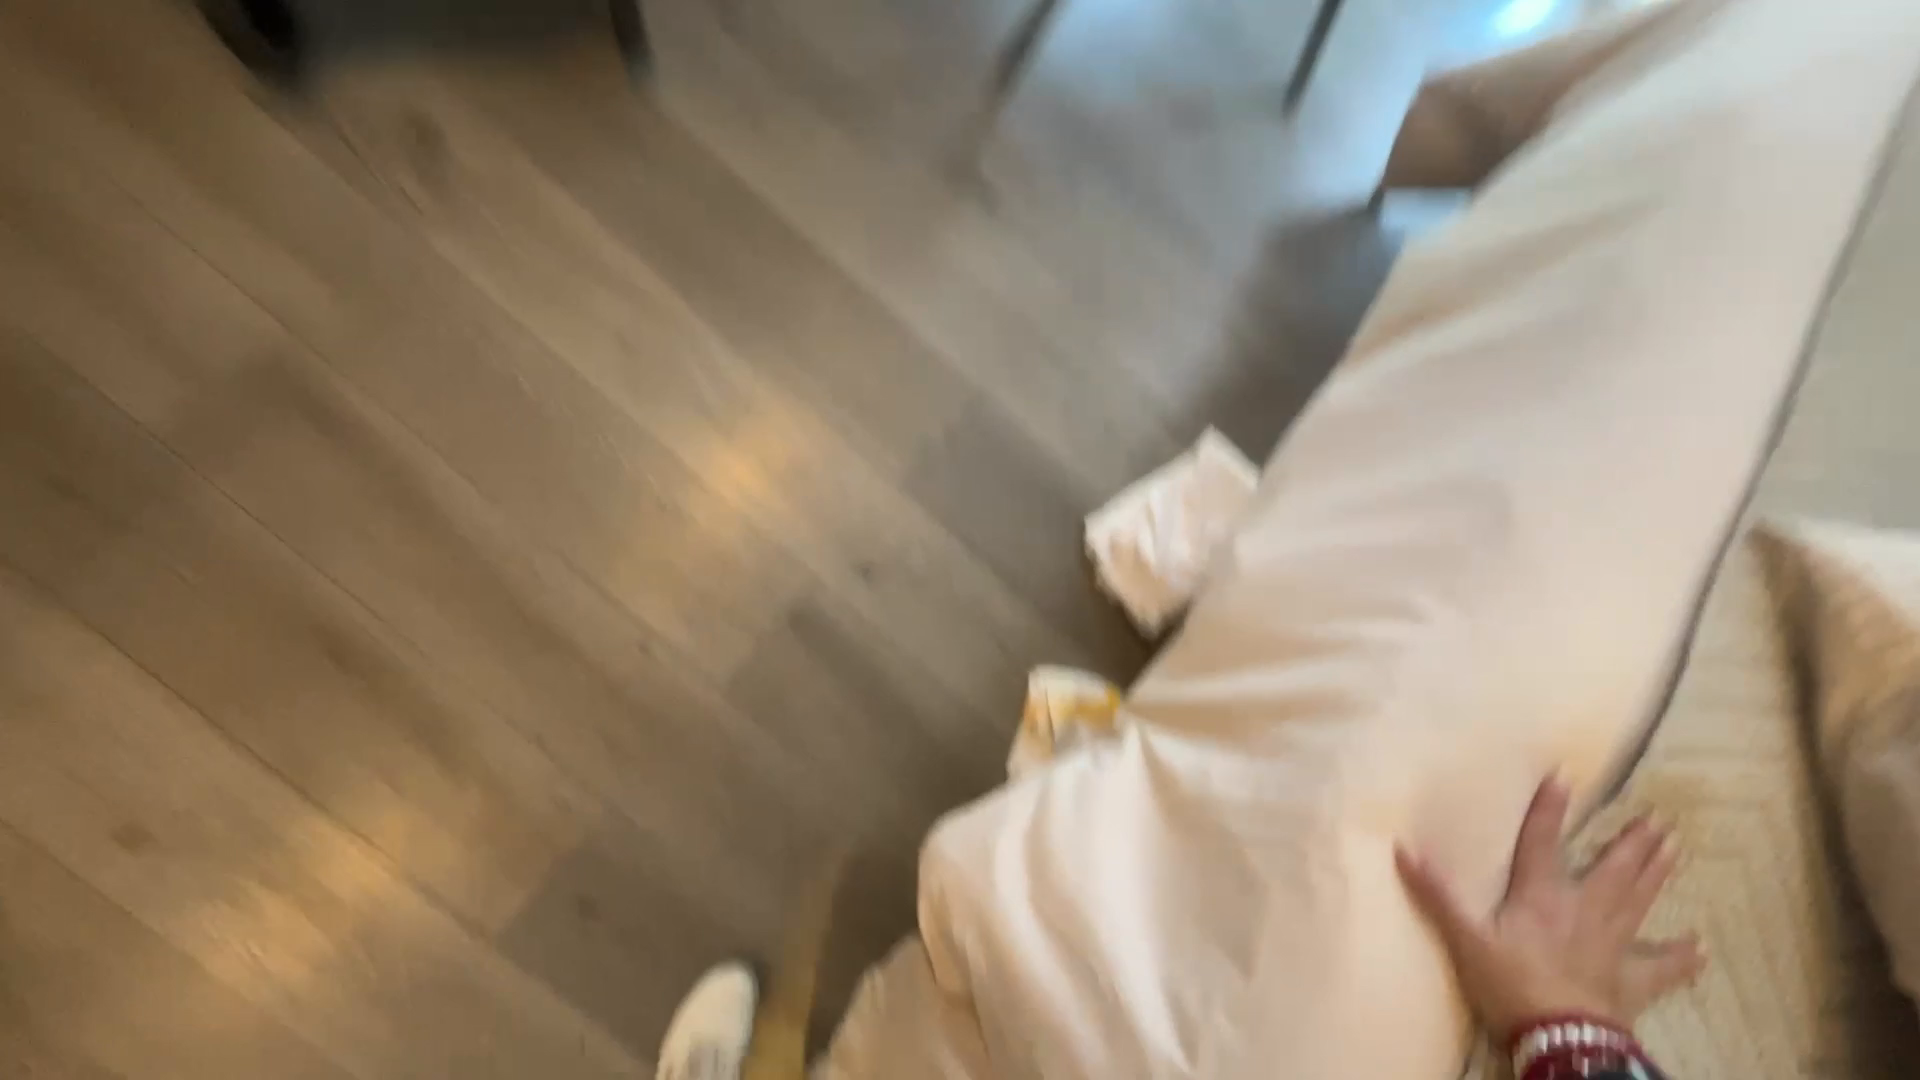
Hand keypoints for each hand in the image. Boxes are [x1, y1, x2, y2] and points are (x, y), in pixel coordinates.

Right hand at [1395, 777, 1706, 1039]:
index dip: (1550, 809)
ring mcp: (1614, 945)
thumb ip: (1436, 893)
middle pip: (1613, 870)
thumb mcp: (1463, 937)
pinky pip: (1664, 966)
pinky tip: (1701, 946)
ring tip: (1675, 849)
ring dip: (1658, 875)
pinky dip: (1682, 955)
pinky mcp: (1632, 981)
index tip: (1564, 776)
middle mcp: (1584, 910)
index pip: (1543, 842)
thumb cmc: (1509, 983)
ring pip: (1640, 902)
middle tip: (1658, 818)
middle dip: (1633, 842)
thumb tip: (1402, 848)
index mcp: (1542, 896)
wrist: (1562, 1042)